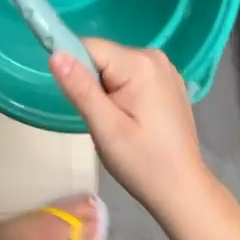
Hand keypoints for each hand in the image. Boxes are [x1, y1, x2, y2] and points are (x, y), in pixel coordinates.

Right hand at [50, 38, 209, 211]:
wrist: (183, 191)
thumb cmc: (143, 163)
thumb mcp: (105, 130)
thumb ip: (80, 88)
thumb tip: (56, 54)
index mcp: (139, 63)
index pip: (90, 48)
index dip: (77, 72)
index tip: (82, 103)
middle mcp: (154, 55)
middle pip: (104, 57)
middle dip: (94, 85)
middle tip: (104, 121)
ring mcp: (164, 67)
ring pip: (116, 66)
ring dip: (108, 90)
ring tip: (120, 124)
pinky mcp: (168, 80)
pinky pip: (132, 75)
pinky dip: (125, 93)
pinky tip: (136, 120)